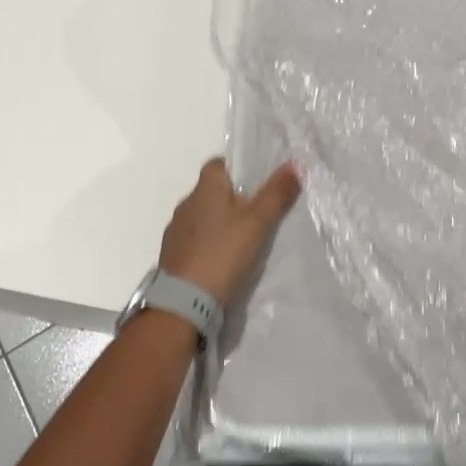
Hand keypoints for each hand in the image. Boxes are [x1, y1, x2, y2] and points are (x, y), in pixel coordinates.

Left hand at [159, 158, 300, 305]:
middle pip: (210, 191)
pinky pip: (193, 239)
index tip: (255, 183)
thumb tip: (294, 163)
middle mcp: (186, 204)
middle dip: (230, 198)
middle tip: (255, 213)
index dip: (236, 169)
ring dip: (217, 222)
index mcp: (204, 189)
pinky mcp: (171, 254)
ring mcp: (175, 231)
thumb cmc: (223, 252)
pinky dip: (207, 242)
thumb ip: (276, 193)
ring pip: (201, 216)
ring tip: (240, 239)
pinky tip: (221, 258)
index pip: (217, 163)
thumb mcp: (258, 222)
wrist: (185, 301)